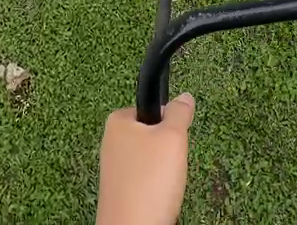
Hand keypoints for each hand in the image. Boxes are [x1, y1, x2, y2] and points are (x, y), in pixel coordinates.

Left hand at [96, 93, 194, 224]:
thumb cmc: (149, 182)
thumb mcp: (173, 137)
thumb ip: (180, 113)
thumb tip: (184, 97)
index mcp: (117, 121)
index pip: (151, 108)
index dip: (168, 121)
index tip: (174, 139)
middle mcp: (111, 143)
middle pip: (152, 135)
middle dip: (167, 150)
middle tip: (171, 164)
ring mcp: (115, 170)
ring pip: (152, 161)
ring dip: (164, 173)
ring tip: (165, 186)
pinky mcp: (120, 193)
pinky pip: (146, 182)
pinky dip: (156, 189)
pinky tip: (159, 199)